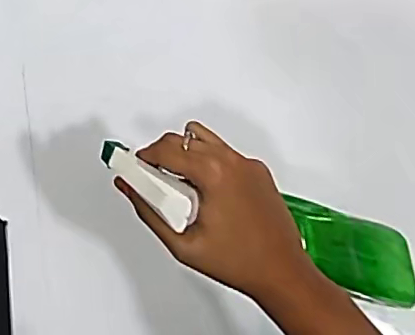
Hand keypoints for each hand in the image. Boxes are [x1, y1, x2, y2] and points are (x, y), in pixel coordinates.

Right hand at [117, 122, 369, 334]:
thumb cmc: (242, 264)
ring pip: (202, 136)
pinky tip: (209, 186)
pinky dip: (210, 160)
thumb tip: (128, 187)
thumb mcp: (182, 244)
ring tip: (182, 178)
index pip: (166, 148)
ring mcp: (247, 164)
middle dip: (162, 152)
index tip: (137, 165)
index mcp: (212, 173)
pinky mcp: (259, 171)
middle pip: (181, 137)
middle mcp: (231, 161)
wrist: (285, 278)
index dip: (145, 156)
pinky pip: (225, 151)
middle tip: (156, 176)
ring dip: (186, 150)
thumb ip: (148, 211)